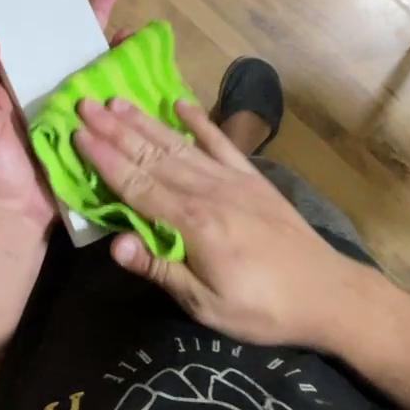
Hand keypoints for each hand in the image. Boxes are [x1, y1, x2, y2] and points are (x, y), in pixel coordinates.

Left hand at [0, 0, 119, 237]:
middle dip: (81, 6)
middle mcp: (42, 87)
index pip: (30, 32)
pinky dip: (122, 70)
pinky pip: (108, 94)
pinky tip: (134, 47)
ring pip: (89, 60)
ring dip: (103, 29)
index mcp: (12, 82)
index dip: (42, 3)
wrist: (13, 217)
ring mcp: (69, 106)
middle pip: (64, 39)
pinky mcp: (90, 127)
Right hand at [70, 96, 389, 348]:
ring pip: (179, 144)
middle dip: (115, 130)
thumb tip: (114, 245)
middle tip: (85, 103)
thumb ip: (160, 270)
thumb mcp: (207, 305)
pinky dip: (200, 123)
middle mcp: (209, 192)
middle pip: (152, 155)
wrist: (330, 296)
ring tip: (117, 100)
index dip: (105, 159)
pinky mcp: (253, 180)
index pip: (138, 185)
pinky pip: (221, 144)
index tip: (78, 133)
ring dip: (145, 121)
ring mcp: (232, 181)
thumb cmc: (263, 309)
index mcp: (193, 225)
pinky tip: (181, 104)